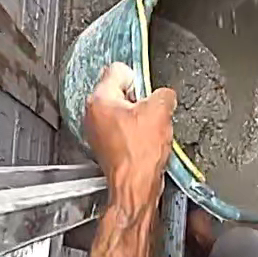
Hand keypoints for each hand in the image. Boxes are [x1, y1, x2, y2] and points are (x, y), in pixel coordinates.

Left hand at [83, 63, 175, 203]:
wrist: (135, 186)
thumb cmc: (140, 153)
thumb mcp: (160, 111)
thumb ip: (163, 93)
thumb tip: (165, 95)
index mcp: (99, 100)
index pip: (117, 70)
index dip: (137, 77)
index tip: (146, 91)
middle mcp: (92, 114)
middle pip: (119, 90)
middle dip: (137, 98)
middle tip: (148, 113)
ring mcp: (96, 131)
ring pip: (121, 111)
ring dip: (136, 116)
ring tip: (147, 130)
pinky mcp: (104, 146)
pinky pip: (121, 129)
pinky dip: (133, 132)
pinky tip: (143, 142)